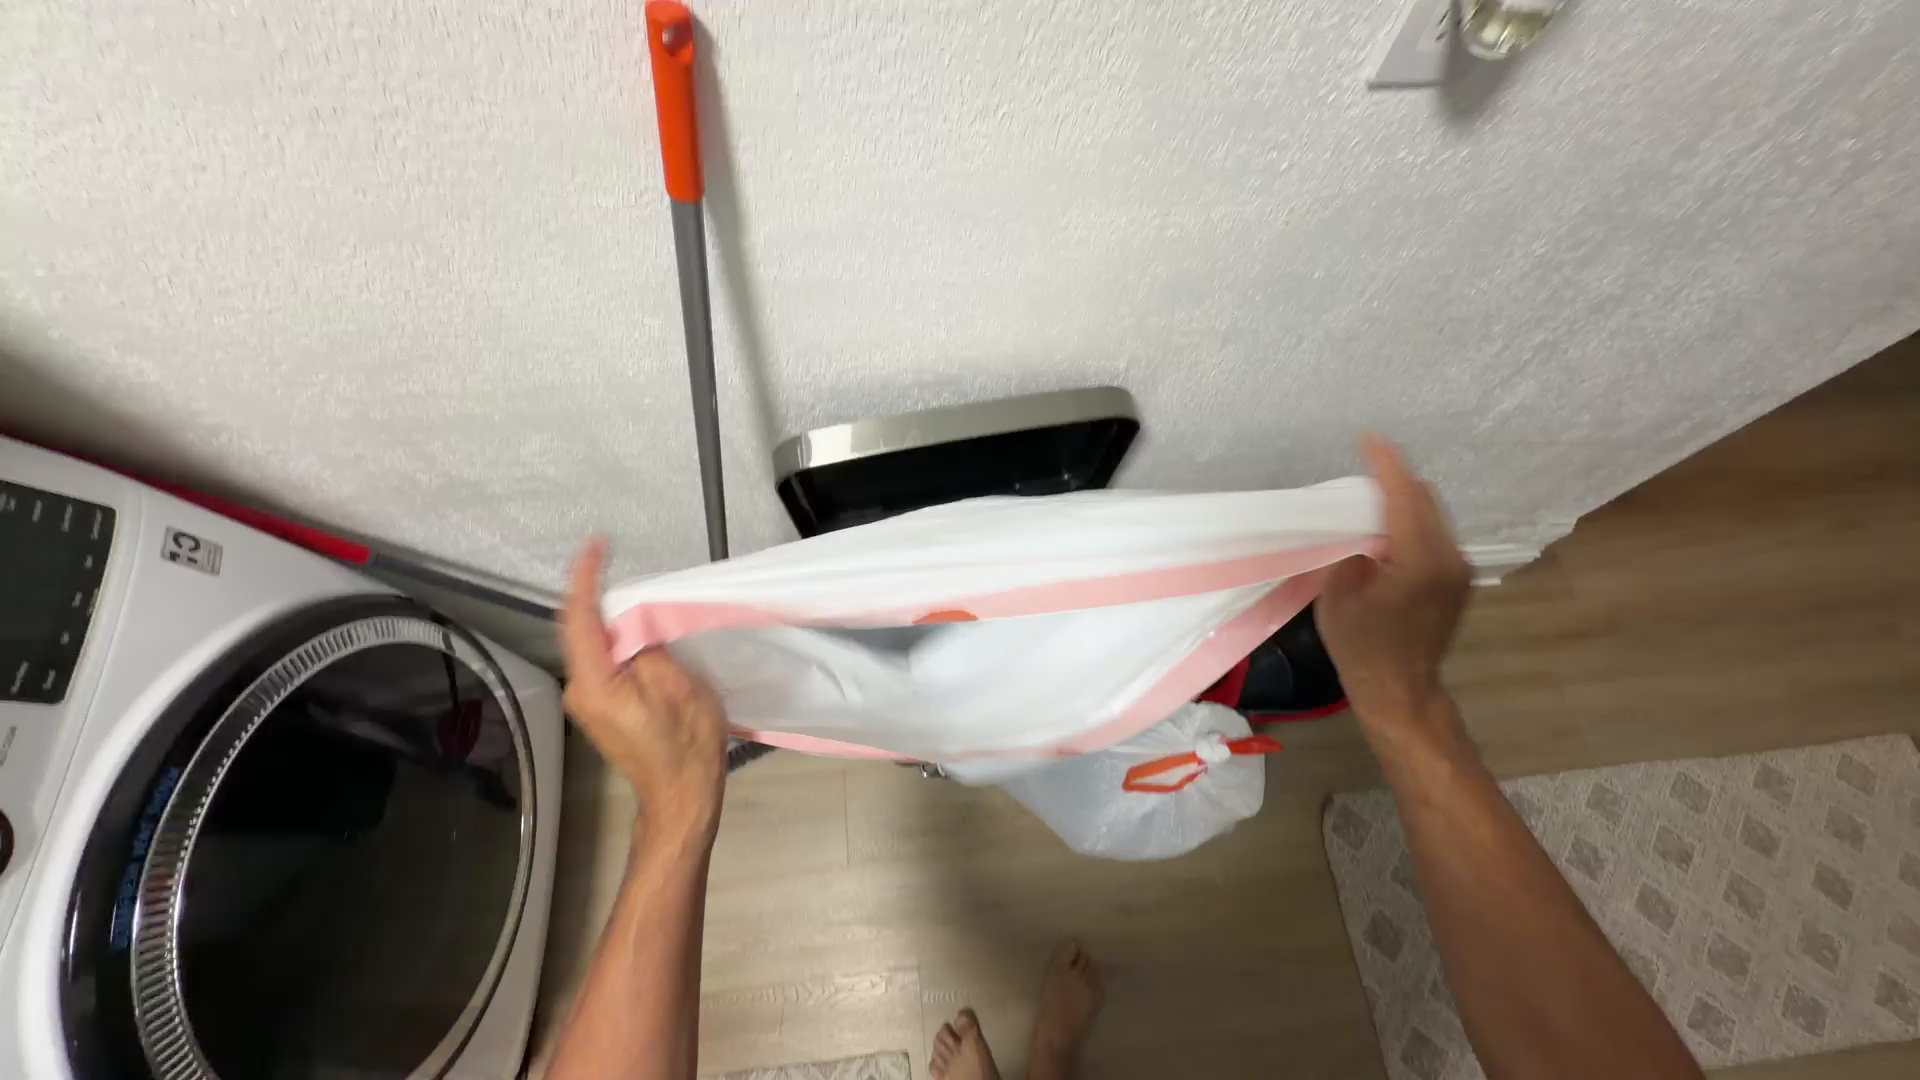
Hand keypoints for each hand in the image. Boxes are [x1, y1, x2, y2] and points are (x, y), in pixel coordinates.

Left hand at [560, 537, 728, 837]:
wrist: (681, 795)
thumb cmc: (685, 744)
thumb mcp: (678, 686)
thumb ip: (648, 645)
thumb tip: (632, 617)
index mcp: (595, 683)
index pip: (580, 618)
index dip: (586, 578)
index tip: (597, 545)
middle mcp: (581, 689)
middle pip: (582, 629)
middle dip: (597, 592)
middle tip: (616, 559)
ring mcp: (590, 700)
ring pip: (595, 645)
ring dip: (613, 616)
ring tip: (634, 588)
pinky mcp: (604, 706)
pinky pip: (605, 660)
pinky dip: (620, 638)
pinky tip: (641, 627)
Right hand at [1318, 435, 1472, 737]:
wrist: (1400, 688)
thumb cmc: (1361, 647)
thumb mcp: (1338, 598)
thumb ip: (1352, 555)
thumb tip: (1363, 533)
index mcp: (1419, 562)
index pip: (1405, 498)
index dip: (1387, 465)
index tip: (1369, 438)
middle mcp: (1449, 559)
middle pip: (1426, 500)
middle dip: (1397, 478)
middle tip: (1364, 467)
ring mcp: (1458, 571)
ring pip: (1434, 515)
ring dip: (1404, 500)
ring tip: (1371, 494)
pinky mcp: (1456, 581)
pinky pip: (1435, 534)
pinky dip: (1411, 521)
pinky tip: (1387, 527)